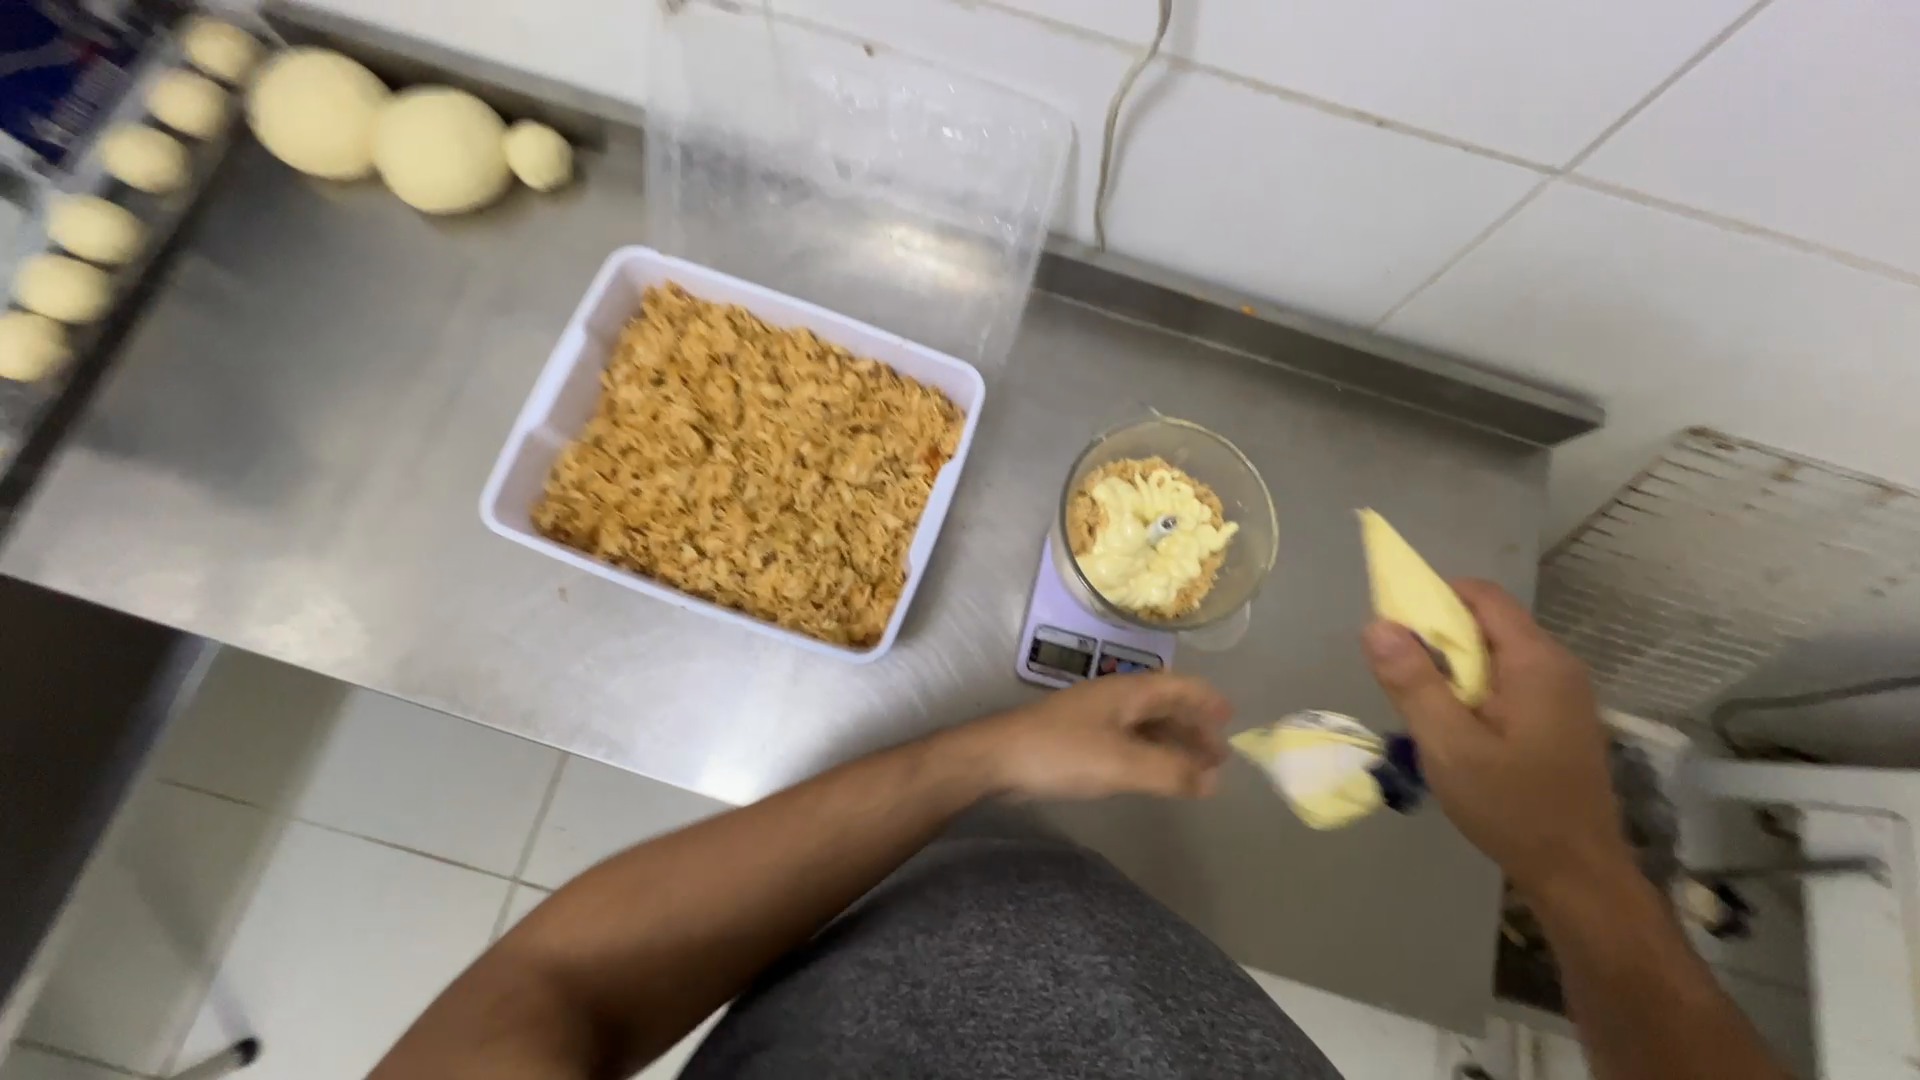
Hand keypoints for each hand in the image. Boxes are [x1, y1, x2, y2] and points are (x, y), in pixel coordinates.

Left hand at [958, 673, 1233, 800]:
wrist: (997, 758)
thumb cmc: (1062, 753)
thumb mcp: (1123, 764)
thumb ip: (1171, 772)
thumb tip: (1214, 781)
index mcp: (1128, 692)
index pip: (1179, 687)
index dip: (1207, 700)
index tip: (1231, 718)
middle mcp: (1114, 698)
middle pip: (1164, 706)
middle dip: (1193, 728)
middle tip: (1219, 757)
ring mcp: (1093, 717)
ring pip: (1145, 725)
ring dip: (1172, 743)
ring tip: (1195, 770)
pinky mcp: (1077, 739)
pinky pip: (1126, 740)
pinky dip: (1149, 753)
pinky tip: (1153, 774)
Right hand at [1361, 580, 1632, 899]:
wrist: (1576, 873)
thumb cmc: (1511, 806)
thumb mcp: (1448, 744)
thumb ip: (1412, 682)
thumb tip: (1377, 625)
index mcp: (1535, 662)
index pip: (1480, 595)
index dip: (1431, 596)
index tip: (1393, 629)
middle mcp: (1556, 665)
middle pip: (1485, 620)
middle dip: (1435, 635)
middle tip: (1400, 676)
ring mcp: (1561, 692)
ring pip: (1492, 651)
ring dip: (1450, 664)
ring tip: (1423, 705)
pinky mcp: (1557, 715)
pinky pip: (1504, 677)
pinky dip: (1470, 684)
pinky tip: (1454, 725)